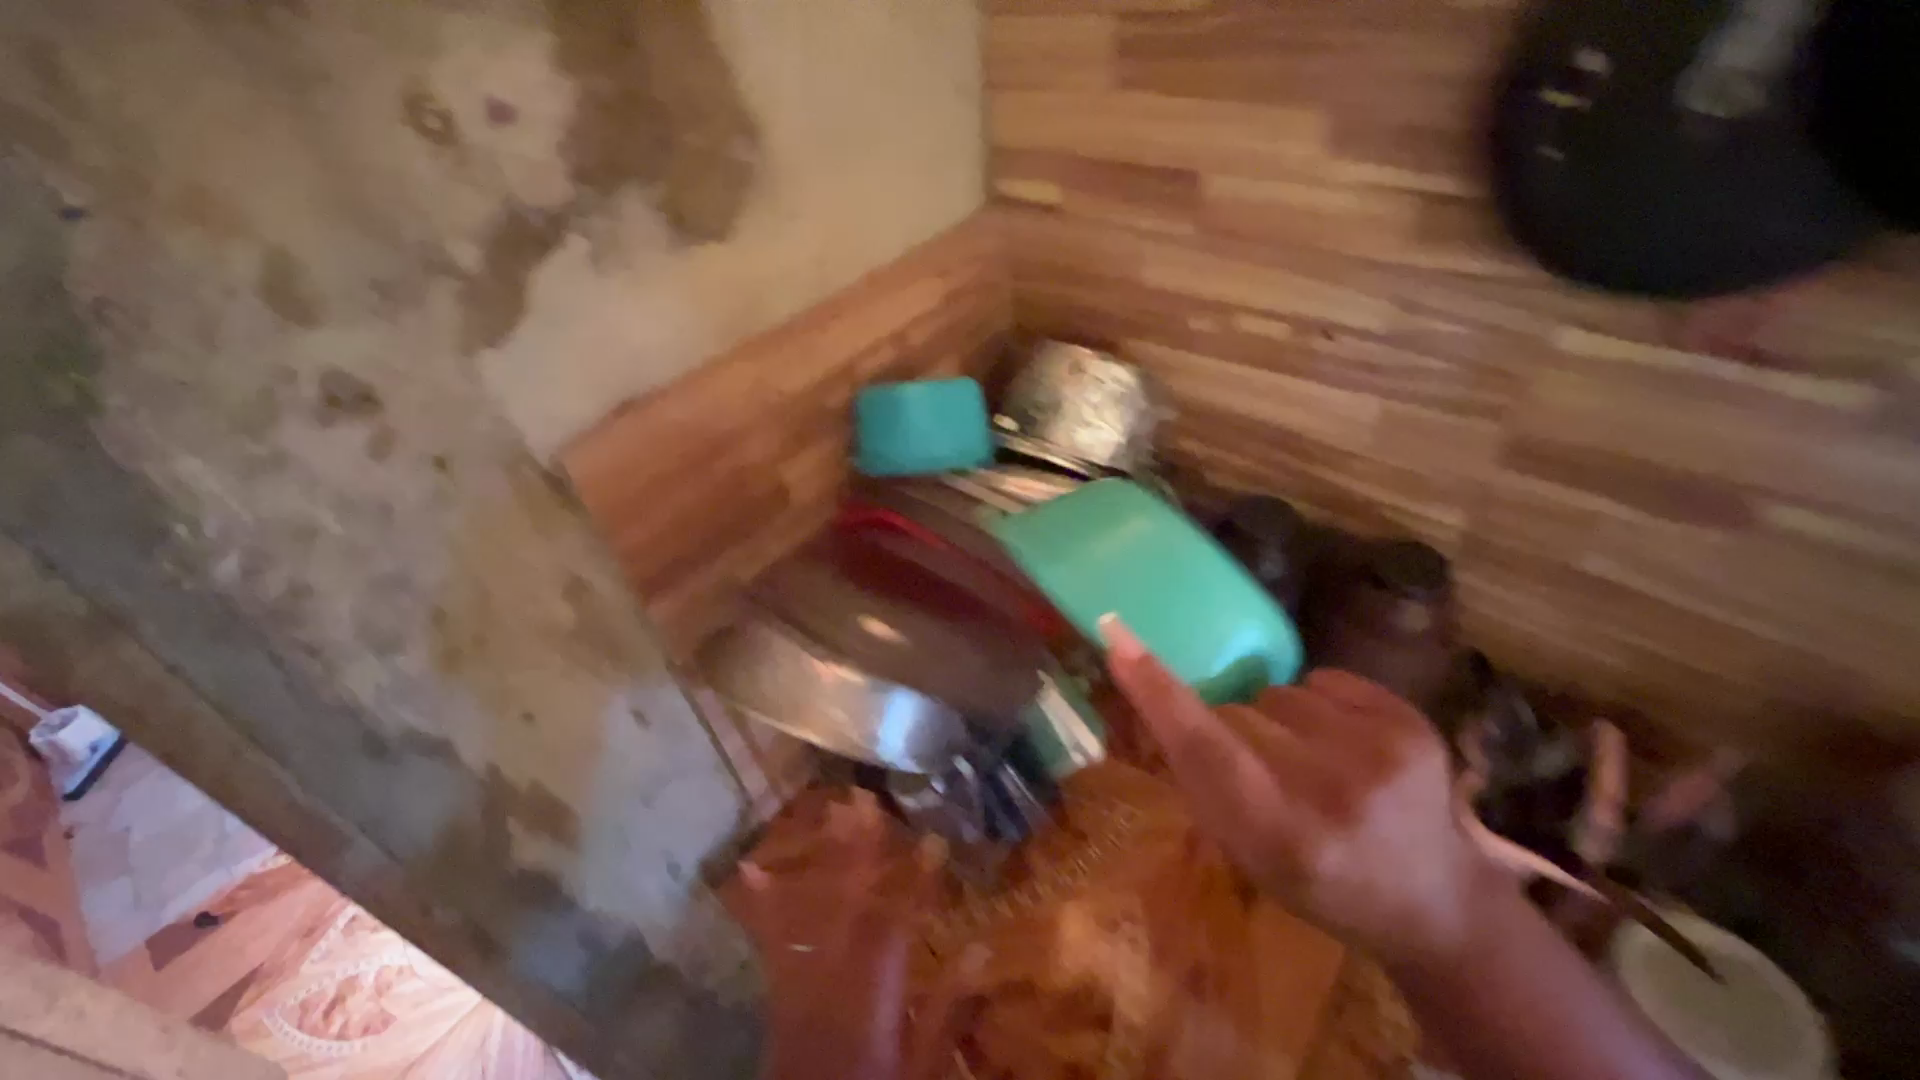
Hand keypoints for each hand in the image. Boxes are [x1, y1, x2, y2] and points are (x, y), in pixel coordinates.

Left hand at [723, 790, 943, 1079]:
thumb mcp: (921, 1063)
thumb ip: (946, 1008)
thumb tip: (979, 949)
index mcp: (872, 991)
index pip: (897, 923)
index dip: (916, 878)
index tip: (933, 837)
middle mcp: (832, 974)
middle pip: (847, 900)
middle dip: (857, 845)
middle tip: (863, 797)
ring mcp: (801, 976)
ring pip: (812, 904)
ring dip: (821, 854)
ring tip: (827, 810)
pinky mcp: (781, 985)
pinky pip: (771, 935)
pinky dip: (763, 900)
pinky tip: (751, 868)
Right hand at [1101, 615, 1490, 969]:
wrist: (1433, 901)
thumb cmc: (1320, 883)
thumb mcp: (1246, 854)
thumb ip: (1203, 783)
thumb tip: (1160, 700)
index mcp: (1278, 833)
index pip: (1201, 745)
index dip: (1155, 689)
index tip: (1118, 636)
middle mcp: (1328, 788)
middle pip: (1236, 712)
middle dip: (1231, 730)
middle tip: (1261, 771)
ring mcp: (1378, 751)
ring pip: (1278, 692)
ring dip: (1278, 719)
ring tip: (1313, 763)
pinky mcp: (1411, 723)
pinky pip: (1323, 680)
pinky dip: (1319, 706)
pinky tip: (1345, 746)